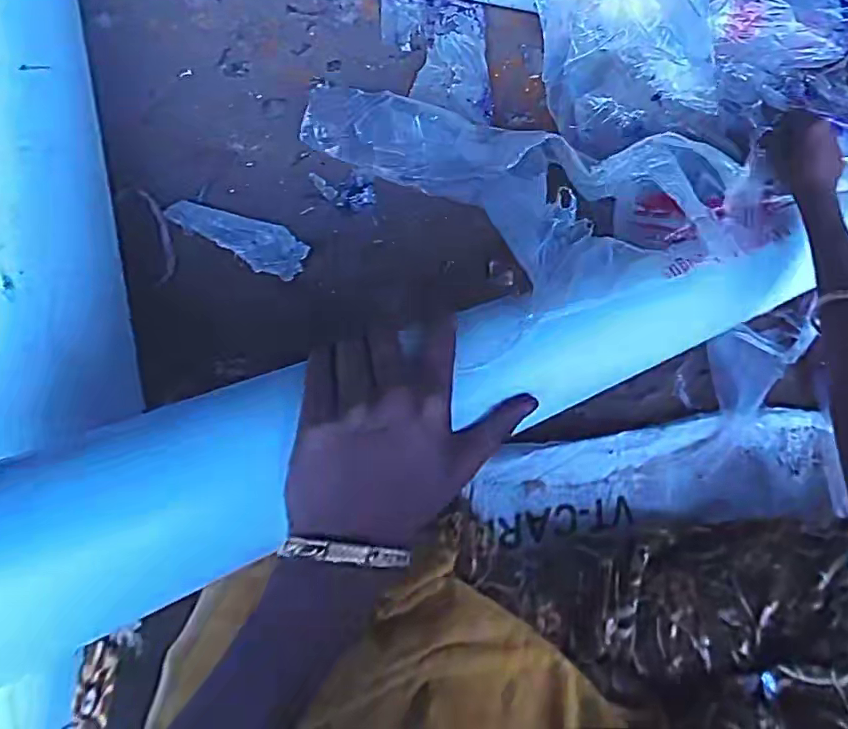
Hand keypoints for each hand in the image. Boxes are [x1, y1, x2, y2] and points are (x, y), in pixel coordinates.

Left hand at [288, 320, 536, 547]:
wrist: (351, 543)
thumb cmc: (413, 498)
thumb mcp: (463, 464)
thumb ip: (497, 426)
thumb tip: (532, 399)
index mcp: (431, 408)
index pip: (439, 348)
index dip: (438, 320)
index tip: (436, 304)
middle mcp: (393, 400)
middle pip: (387, 339)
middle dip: (386, 322)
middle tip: (383, 315)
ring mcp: (351, 409)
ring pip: (351, 349)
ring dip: (354, 335)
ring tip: (354, 332)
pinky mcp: (315, 421)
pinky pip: (319, 372)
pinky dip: (323, 354)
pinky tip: (326, 349)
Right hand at [768, 110, 844, 199]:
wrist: (817, 194)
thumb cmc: (795, 173)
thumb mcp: (777, 155)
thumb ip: (773, 140)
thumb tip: (771, 134)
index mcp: (810, 124)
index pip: (792, 115)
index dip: (780, 123)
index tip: (774, 132)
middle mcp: (825, 127)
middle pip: (807, 121)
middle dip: (796, 129)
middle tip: (785, 139)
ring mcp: (835, 140)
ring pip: (818, 132)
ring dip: (808, 138)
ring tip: (798, 149)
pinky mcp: (840, 153)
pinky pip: (826, 145)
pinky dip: (817, 148)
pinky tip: (810, 159)